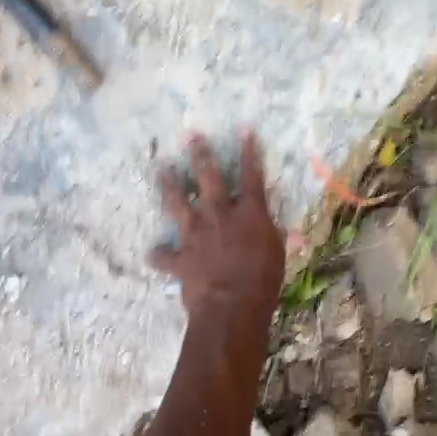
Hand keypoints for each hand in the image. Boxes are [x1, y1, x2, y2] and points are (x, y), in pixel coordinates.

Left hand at [149, 130, 284, 320]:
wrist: (231, 306)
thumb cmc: (264, 277)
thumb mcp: (278, 251)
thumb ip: (273, 234)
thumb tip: (281, 231)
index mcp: (248, 211)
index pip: (251, 174)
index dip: (249, 151)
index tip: (244, 129)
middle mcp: (219, 215)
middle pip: (208, 179)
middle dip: (200, 155)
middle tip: (190, 136)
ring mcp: (195, 235)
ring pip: (178, 204)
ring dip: (169, 186)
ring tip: (161, 169)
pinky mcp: (180, 259)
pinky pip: (165, 255)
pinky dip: (160, 254)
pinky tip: (154, 252)